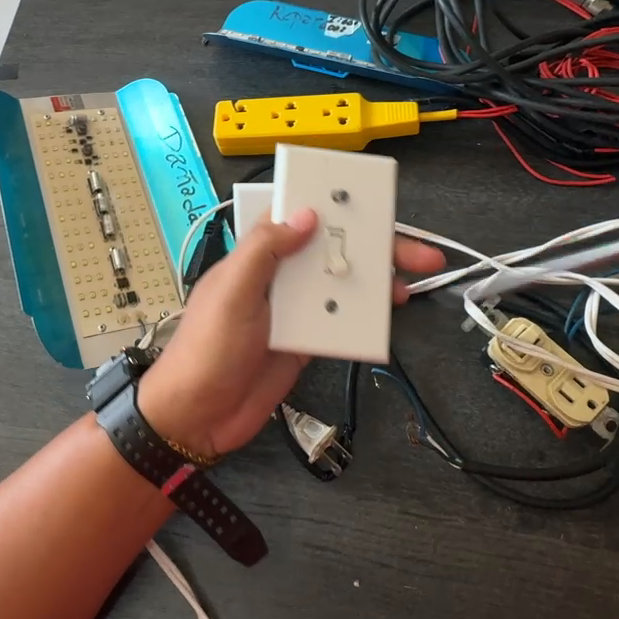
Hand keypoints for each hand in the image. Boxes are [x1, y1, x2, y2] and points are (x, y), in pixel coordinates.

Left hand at [137, 210, 444, 459]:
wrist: (198, 416)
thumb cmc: (206, 348)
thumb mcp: (231, 291)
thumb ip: (264, 250)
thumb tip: (306, 214)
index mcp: (254, 254)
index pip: (296, 215)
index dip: (332, 205)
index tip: (373, 203)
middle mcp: (277, 276)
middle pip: (331, 250)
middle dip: (373, 246)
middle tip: (419, 255)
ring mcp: (293, 310)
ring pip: (341, 285)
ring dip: (376, 282)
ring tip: (411, 283)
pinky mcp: (306, 342)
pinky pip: (341, 323)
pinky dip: (365, 318)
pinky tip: (387, 316)